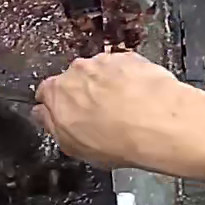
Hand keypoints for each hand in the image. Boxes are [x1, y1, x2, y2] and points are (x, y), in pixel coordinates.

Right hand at [35, 52, 196, 170]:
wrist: (161, 124)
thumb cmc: (117, 139)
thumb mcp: (72, 146)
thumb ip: (51, 125)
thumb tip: (43, 114)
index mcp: (56, 92)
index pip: (46, 93)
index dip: (57, 106)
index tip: (68, 116)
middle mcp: (77, 71)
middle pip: (74, 80)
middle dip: (84, 95)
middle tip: (100, 117)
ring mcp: (105, 62)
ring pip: (99, 73)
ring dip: (107, 87)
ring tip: (125, 110)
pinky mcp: (131, 58)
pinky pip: (124, 68)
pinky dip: (129, 80)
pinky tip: (139, 100)